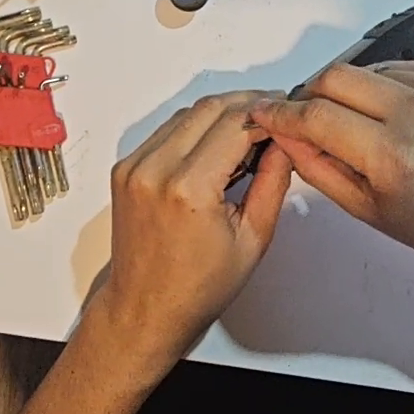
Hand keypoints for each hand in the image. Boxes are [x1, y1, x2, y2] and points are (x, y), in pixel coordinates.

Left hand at [92, 91, 294, 377]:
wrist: (145, 309)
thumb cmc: (196, 287)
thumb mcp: (254, 238)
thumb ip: (273, 181)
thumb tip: (286, 143)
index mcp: (188, 189)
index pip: (235, 124)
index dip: (266, 113)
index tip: (285, 116)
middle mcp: (155, 170)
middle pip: (210, 108)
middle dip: (247, 104)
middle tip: (273, 115)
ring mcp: (135, 166)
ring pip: (187, 113)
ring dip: (221, 112)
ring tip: (249, 131)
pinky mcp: (126, 168)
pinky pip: (167, 130)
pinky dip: (196, 127)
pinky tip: (218, 143)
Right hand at [247, 62, 413, 272]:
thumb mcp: (369, 210)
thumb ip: (318, 168)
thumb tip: (284, 136)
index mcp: (392, 156)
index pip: (316, 116)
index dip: (281, 114)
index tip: (264, 113)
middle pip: (333, 76)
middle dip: (308, 94)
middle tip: (306, 117)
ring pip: (362, 68)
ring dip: (347, 92)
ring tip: (361, 125)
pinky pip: (394, 68)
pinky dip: (380, 87)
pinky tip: (392, 116)